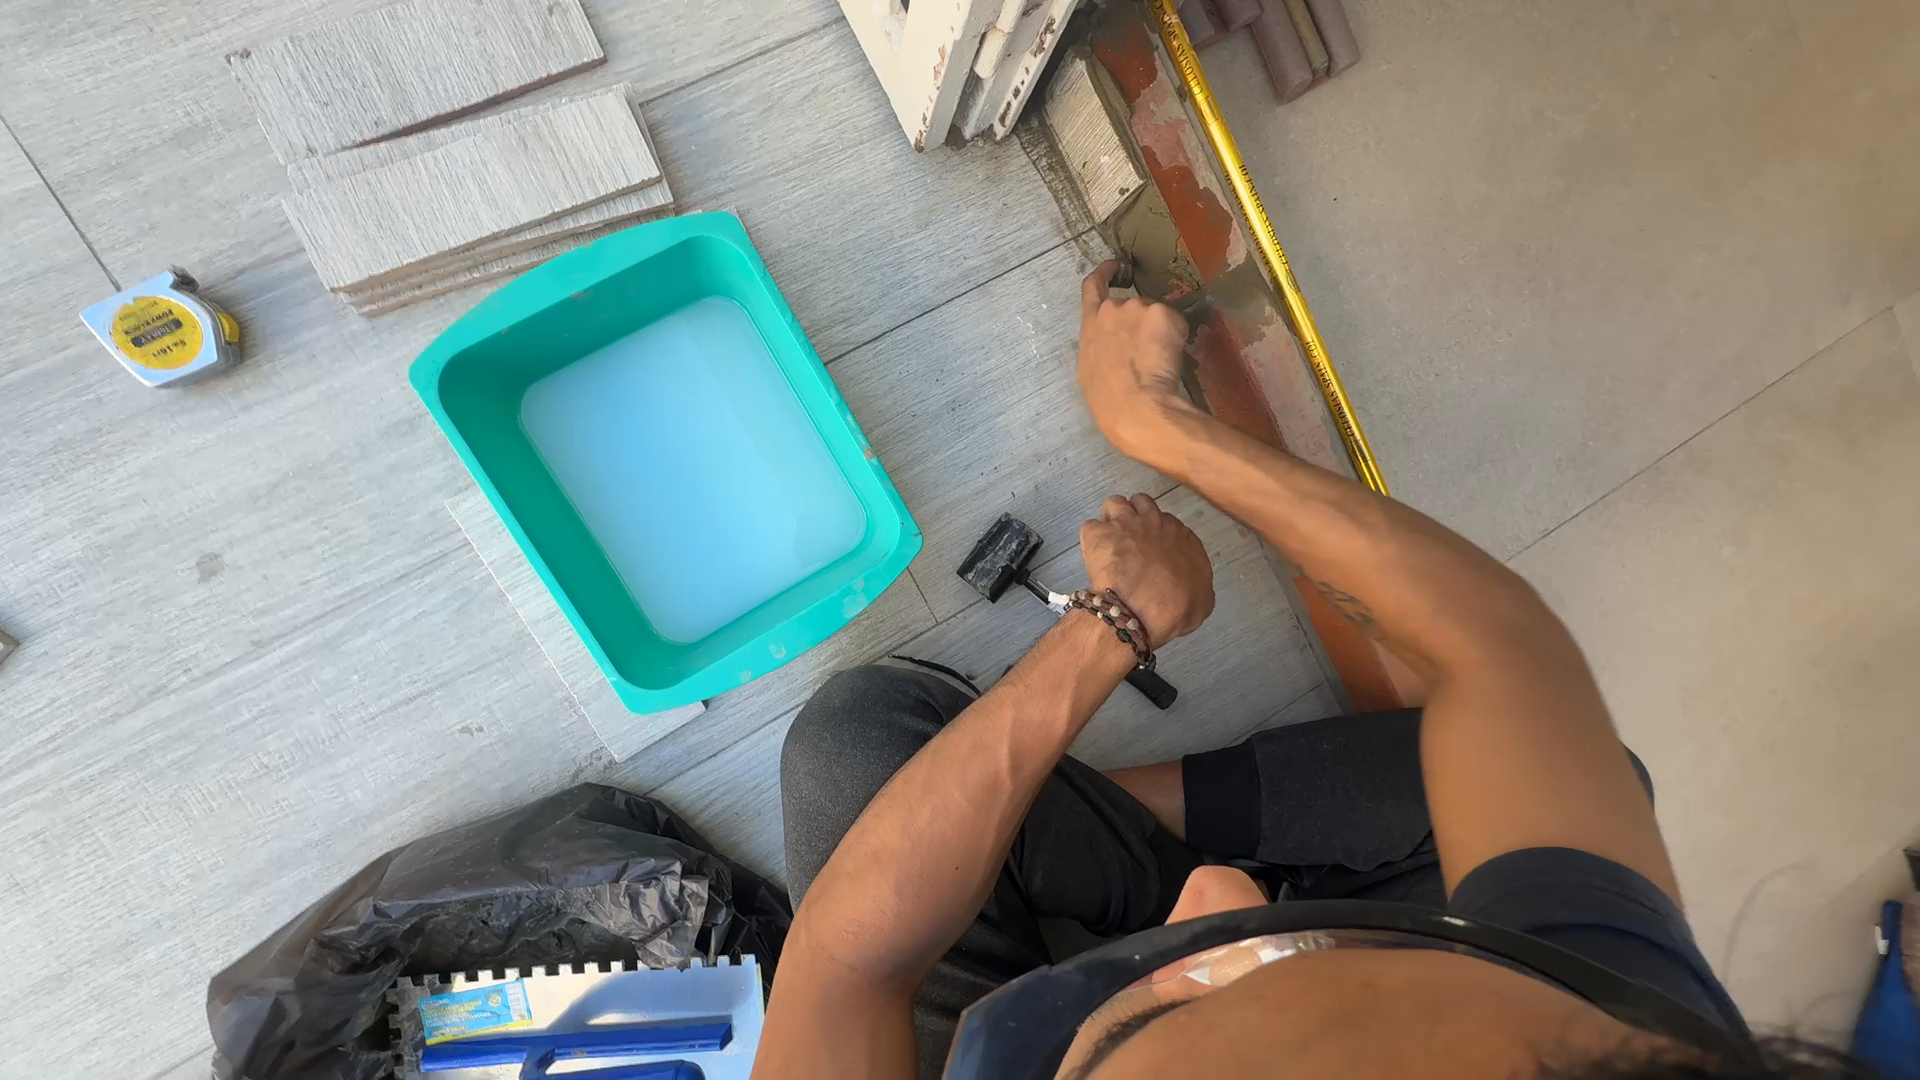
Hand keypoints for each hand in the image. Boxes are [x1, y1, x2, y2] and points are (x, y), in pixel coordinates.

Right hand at [1077, 260, 1196, 463]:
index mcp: (1090, 324)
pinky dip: (1176, 336)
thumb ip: (1098, 345)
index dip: (1105, 273)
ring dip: (1159, 330)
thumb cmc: (1107, 400)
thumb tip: (1109, 343)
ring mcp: (1138, 308)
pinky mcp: (1163, 314)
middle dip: (1141, 321)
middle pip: (1130, 304)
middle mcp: (1112, 309)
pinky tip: (1170, 360)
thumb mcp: (1089, 370)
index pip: (1092, 286)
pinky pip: (1174, 322)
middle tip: (1148, 349)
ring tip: (1158, 361)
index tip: (1115, 267)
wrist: (1135, 406)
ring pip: (1154, 313)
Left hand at [1080, 493, 1214, 648]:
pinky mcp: (1099, 533)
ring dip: (1111, 519)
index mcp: (1180, 536)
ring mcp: (1125, 524)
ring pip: (1115, 503)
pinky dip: (1090, 540)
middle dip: (1134, 517)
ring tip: (1108, 540)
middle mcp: (1154, 522)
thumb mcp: (1201, 600)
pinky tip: (1093, 556)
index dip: (1154, 536)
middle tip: (1128, 538)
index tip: (1149, 550)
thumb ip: (1195, 584)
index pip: (1165, 523)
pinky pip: (1090, 527)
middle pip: (1142, 503)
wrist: (1146, 610)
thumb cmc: (1177, 608)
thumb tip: (1187, 586)